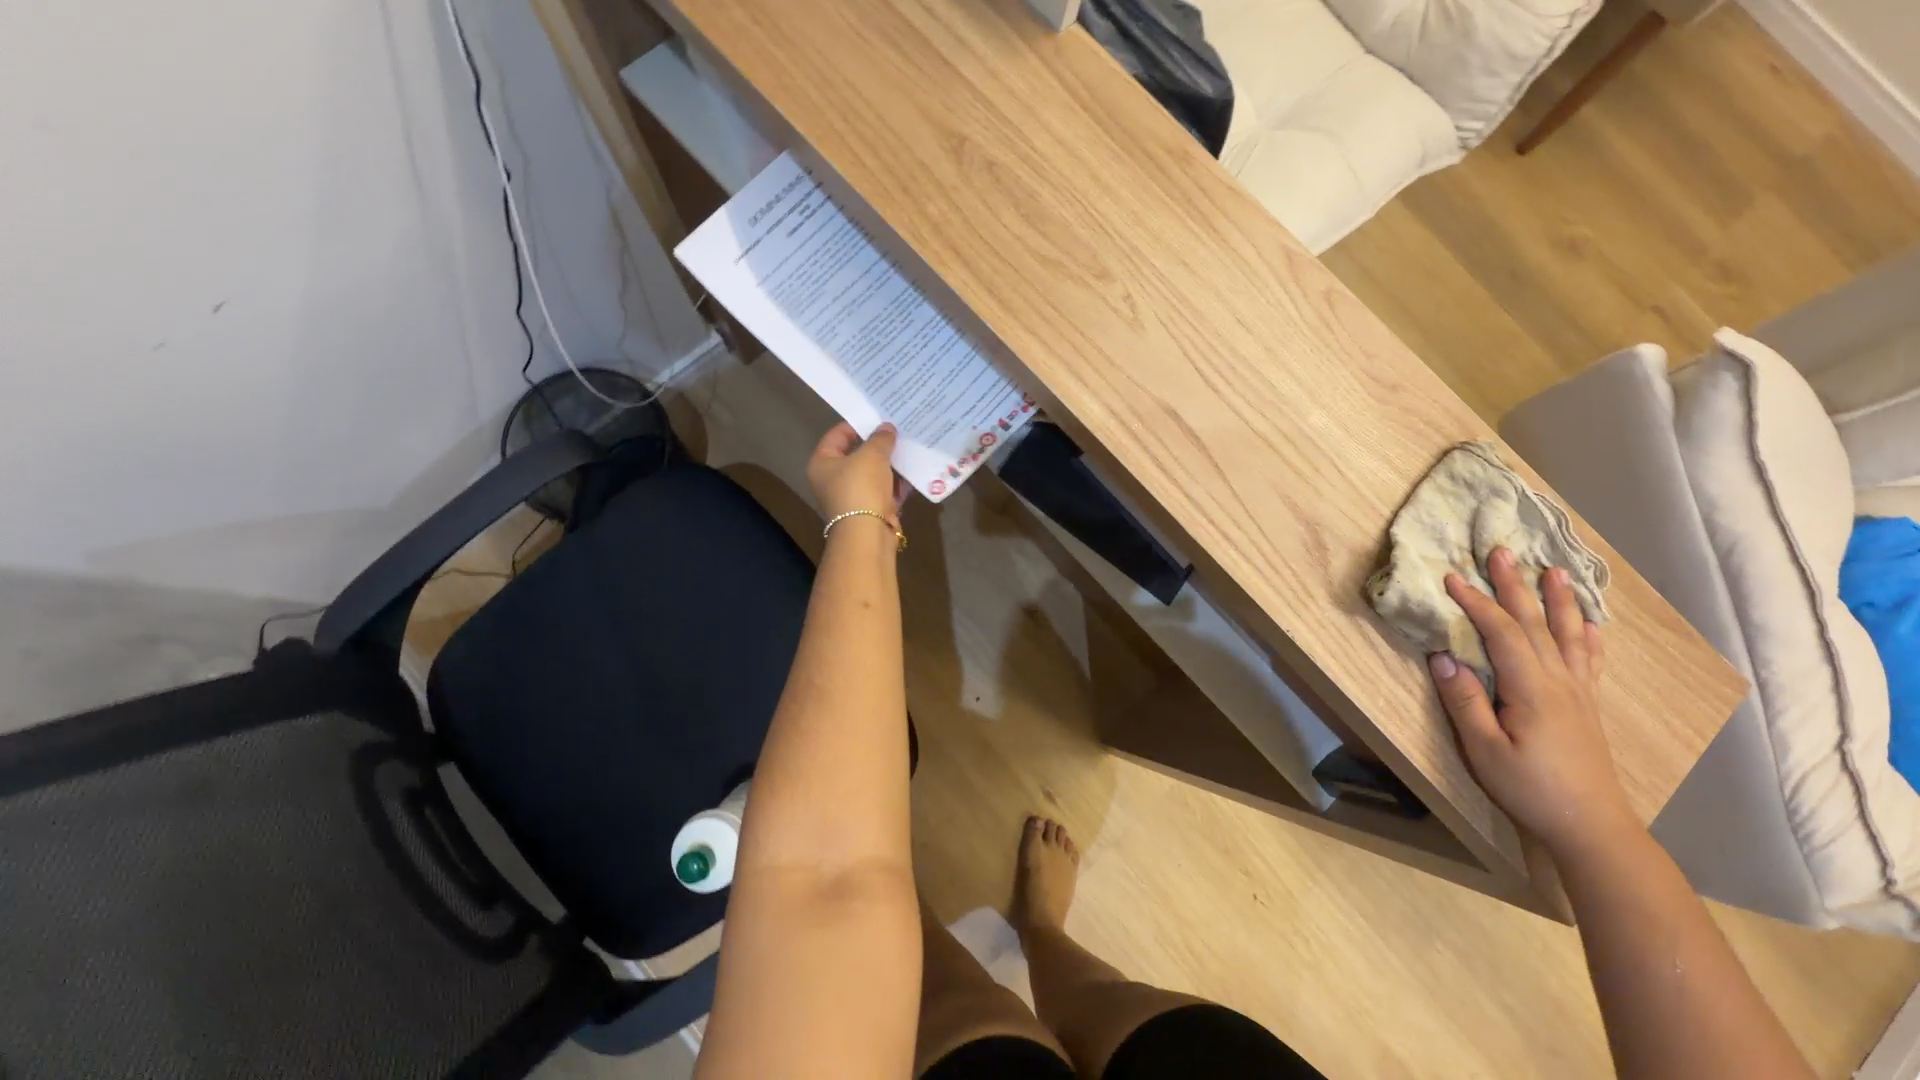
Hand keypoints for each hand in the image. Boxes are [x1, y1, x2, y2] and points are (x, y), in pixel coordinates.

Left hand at [807, 422, 911, 526]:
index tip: (877, 418)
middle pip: (857, 455)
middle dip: (878, 445)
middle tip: (897, 430)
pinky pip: (885, 491)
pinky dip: (898, 483)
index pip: (836, 436)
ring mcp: (853, 497)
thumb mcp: (872, 455)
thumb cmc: (861, 487)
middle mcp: (833, 480)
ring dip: (891, 463)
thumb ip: (880, 439)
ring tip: (910, 446)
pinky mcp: (871, 511)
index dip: (856, 425)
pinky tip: (915, 470)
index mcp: (822, 463)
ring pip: (873, 474)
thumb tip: (887, 428)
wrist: (868, 533)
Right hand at [1427, 546, 1638, 858]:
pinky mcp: (1586, 706)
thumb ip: (1464, 700)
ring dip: (1558, 600)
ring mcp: (1577, 692)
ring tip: (1554, 570)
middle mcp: (1558, 680)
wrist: (1590, 825)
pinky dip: (1587, 636)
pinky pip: (1588, 660)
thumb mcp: (1483, 749)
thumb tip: (1443, 656)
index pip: (1501, 632)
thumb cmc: (1529, 787)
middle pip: (1535, 623)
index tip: (1451, 577)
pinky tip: (1588, 624)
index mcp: (1530, 688)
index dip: (1477, 602)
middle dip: (1516, 586)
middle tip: (1503, 551)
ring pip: (1567, 635)